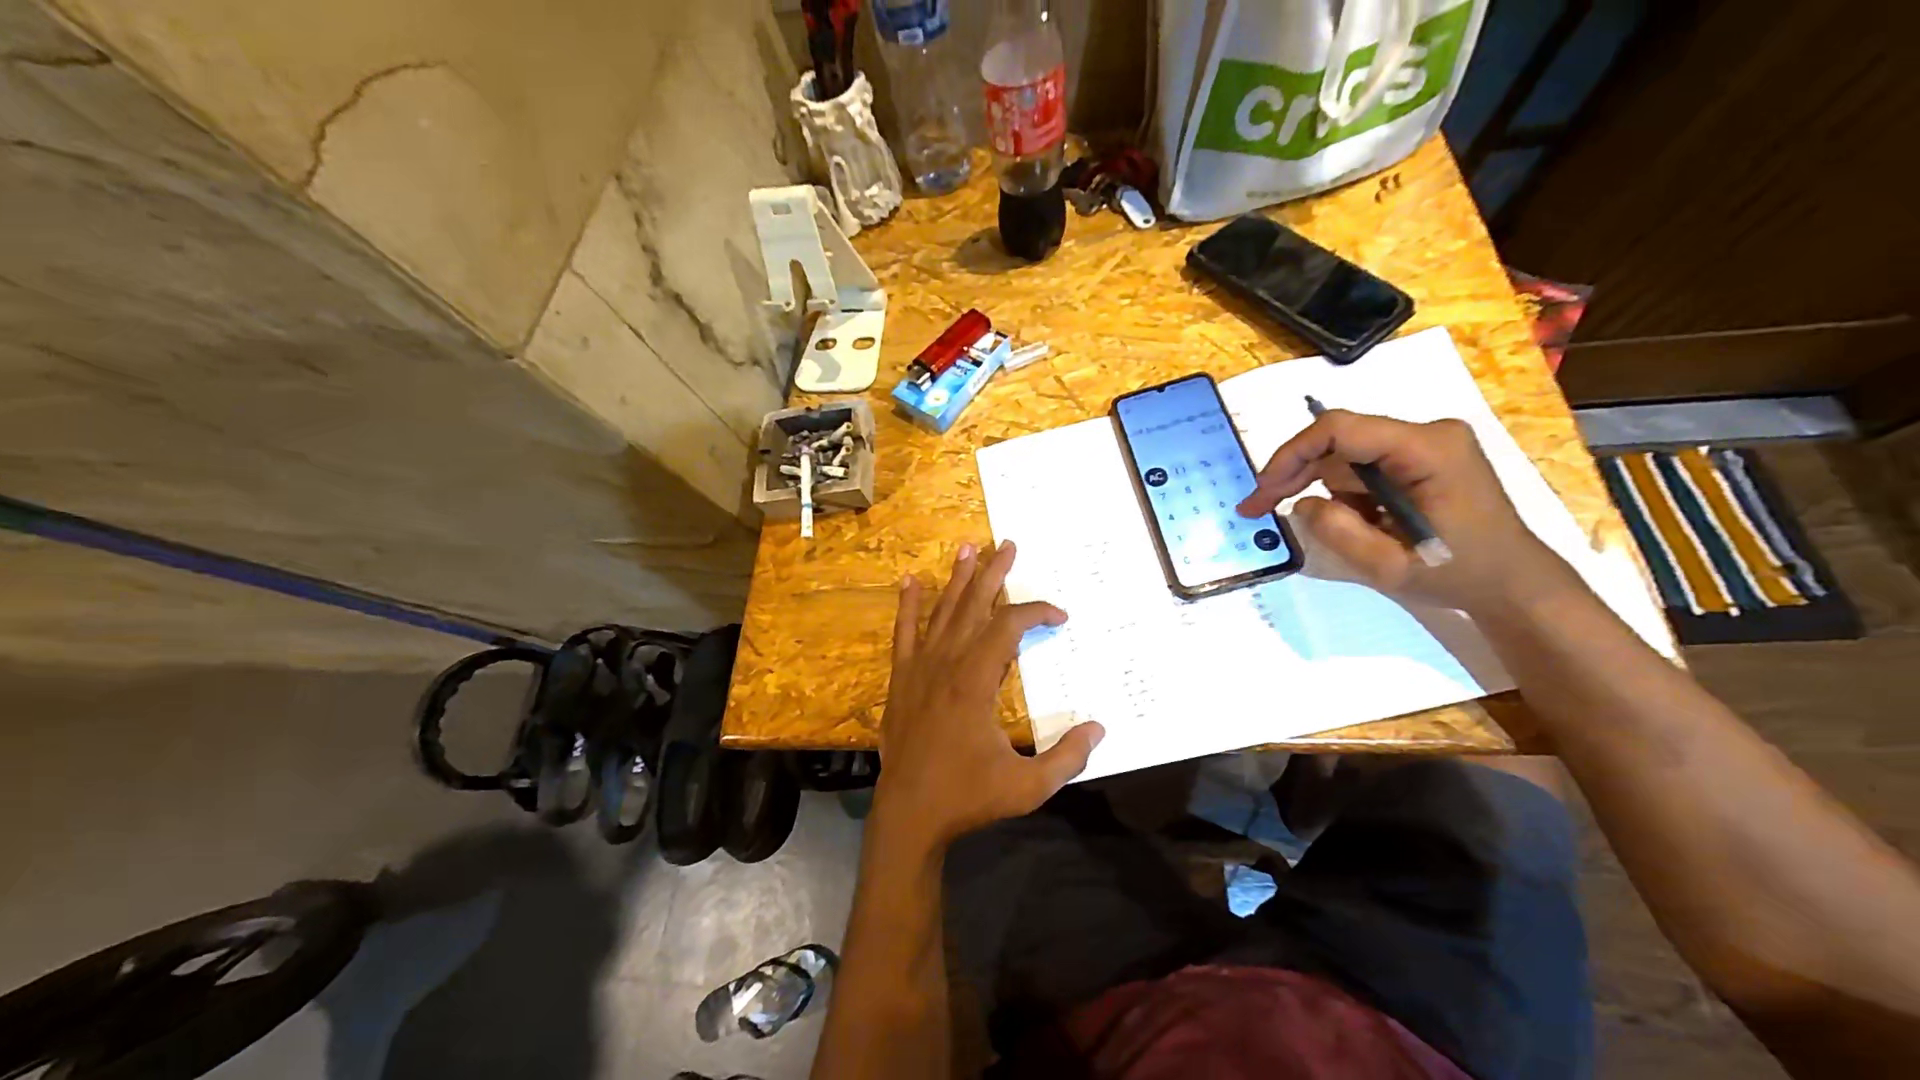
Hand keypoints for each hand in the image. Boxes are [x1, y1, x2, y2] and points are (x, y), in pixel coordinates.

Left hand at [872, 541, 1104, 852]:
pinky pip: (903, 632)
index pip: (1009, 627)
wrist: (909, 814)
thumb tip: (1099, 728)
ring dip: (958, 579)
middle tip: (1008, 544)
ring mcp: (919, 668)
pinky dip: (908, 605)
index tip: (1060, 616)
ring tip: (969, 547)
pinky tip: (910, 581)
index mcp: (976, 681)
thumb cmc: (968, 797)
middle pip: (974, 605)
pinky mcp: (900, 679)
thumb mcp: (1028, 786)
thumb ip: (1067, 756)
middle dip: (994, 573)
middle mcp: (946, 663)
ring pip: (941, 612)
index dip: (1036, 612)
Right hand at [1237, 410, 1576, 614]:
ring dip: (1324, 490)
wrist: (1513, 582)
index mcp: (1427, 449)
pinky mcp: (1422, 458)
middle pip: (1339, 439)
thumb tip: (1302, 504)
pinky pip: (1363, 466)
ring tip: (1331, 530)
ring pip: (1347, 455)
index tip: (1263, 491)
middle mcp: (1427, 434)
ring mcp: (1426, 444)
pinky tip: (1358, 523)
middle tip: (1258, 508)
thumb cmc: (1460, 575)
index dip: (1291, 455)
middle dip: (1295, 474)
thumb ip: (1338, 533)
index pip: (1340, 429)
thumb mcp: (1389, 566)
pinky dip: (1345, 494)